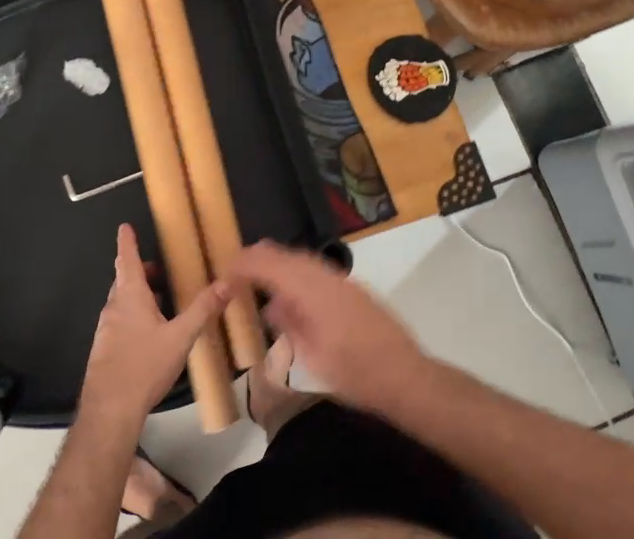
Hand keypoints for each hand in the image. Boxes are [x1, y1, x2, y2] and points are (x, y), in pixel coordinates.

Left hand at [78, 224, 230, 428]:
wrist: (110, 408)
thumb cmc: (144, 366)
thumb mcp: (181, 337)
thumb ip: (203, 309)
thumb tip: (227, 283)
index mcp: (130, 297)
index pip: (126, 259)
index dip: (126, 242)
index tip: (124, 227)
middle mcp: (114, 307)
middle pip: (124, 280)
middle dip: (139, 270)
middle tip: (157, 268)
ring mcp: (105, 329)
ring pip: (121, 302)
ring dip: (137, 294)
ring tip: (158, 299)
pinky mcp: (104, 349)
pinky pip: (118, 321)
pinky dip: (132, 315)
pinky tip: (148, 333)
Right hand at [227, 241, 429, 412]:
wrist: (406, 378)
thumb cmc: (356, 375)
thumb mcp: (313, 357)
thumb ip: (291, 325)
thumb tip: (272, 307)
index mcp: (314, 293)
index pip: (272, 265)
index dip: (246, 264)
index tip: (227, 270)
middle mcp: (329, 279)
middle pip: (288, 256)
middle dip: (260, 258)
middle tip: (238, 268)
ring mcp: (345, 283)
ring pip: (305, 260)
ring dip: (280, 264)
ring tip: (260, 276)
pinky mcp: (356, 291)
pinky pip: (319, 271)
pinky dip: (299, 273)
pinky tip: (294, 293)